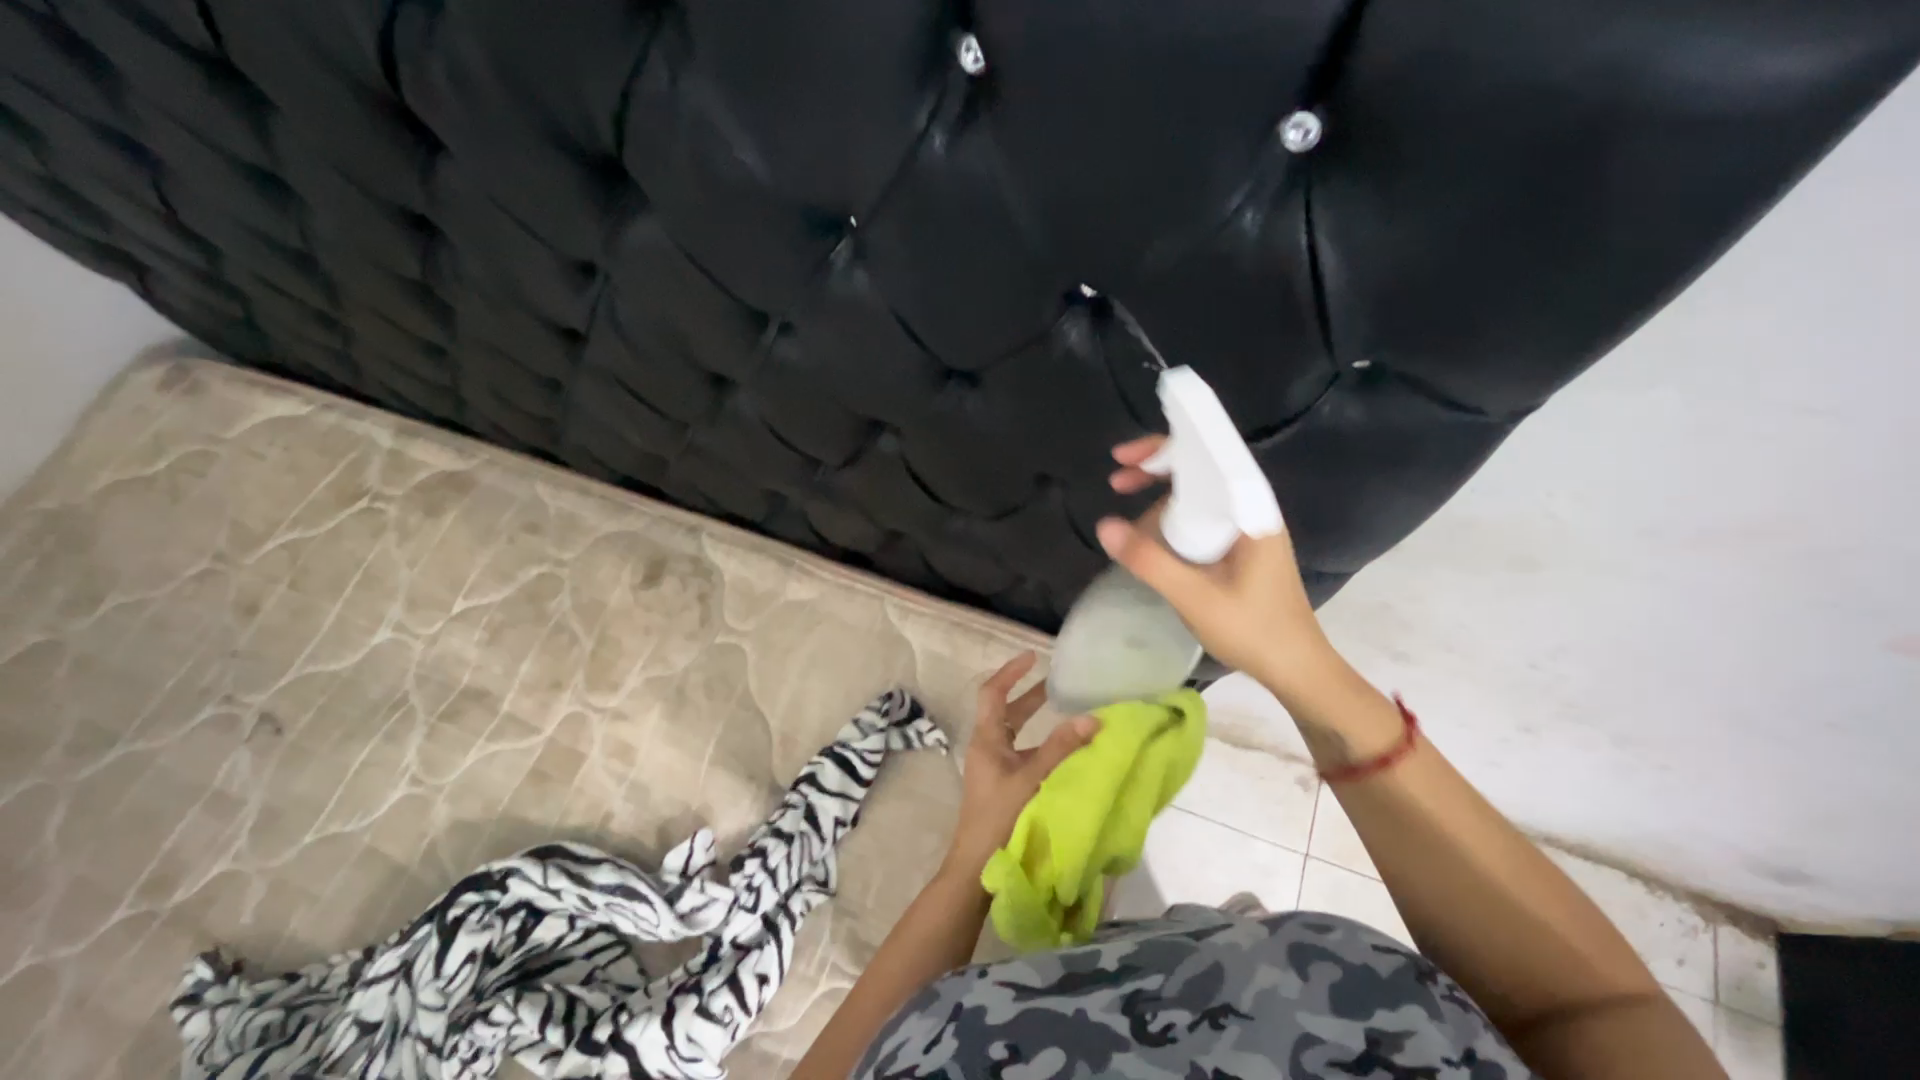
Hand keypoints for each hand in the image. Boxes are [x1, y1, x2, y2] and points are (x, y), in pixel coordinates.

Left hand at [942, 651, 1100, 878]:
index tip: (1033, 657)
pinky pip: (1023, 756)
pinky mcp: (1003, 788)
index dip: (1011, 672)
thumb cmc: (998, 818)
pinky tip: (1067, 755)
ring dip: (1038, 722)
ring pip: (1016, 735)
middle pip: (1006, 712)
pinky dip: (1043, 747)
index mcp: (986, 740)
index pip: (993, 693)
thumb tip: (1091, 719)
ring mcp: (994, 770)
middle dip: (1030, 695)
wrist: (976, 868)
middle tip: (1057, 681)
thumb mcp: (1032, 779)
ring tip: (1068, 713)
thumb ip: (1061, 749)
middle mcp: (987, 750)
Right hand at [1098, 435, 1340, 703]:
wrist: (1297, 669)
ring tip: (1128, 518)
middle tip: (1116, 482)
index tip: (1124, 458)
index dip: (1163, 449)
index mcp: (1250, 511)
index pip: (1207, 457)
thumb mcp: (1195, 598)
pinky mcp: (1243, 550)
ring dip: (1162, 501)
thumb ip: (1149, 561)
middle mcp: (1251, 512)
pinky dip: (1174, 523)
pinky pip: (1203, 521)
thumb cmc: (1254, 631)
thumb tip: (1104, 526)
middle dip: (1156, 472)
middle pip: (1200, 473)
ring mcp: (1248, 531)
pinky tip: (1153, 542)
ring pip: (1199, 499)